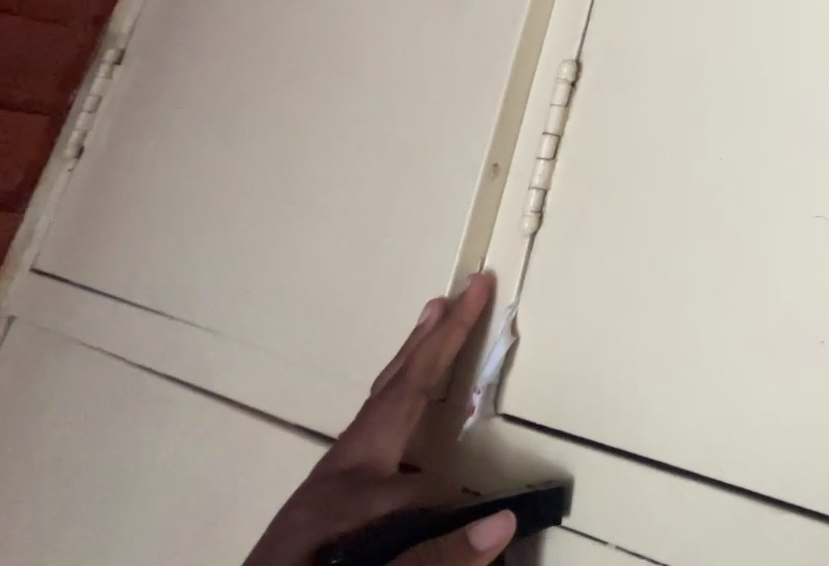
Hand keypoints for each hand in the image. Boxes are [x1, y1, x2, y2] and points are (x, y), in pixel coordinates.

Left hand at [243, 274, 514, 565]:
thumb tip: (505, 521)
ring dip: (409, 373)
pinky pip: (373, 443)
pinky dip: (398, 412)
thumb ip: (435, 557)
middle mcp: (335, 477)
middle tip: (450, 295)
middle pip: (389, 394)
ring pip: (376, 418)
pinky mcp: (323, 520)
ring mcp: (325, 498)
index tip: (478, 290)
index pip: (412, 394)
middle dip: (425, 343)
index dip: (450, 340)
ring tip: (430, 340)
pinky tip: (407, 425)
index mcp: (346, 483)